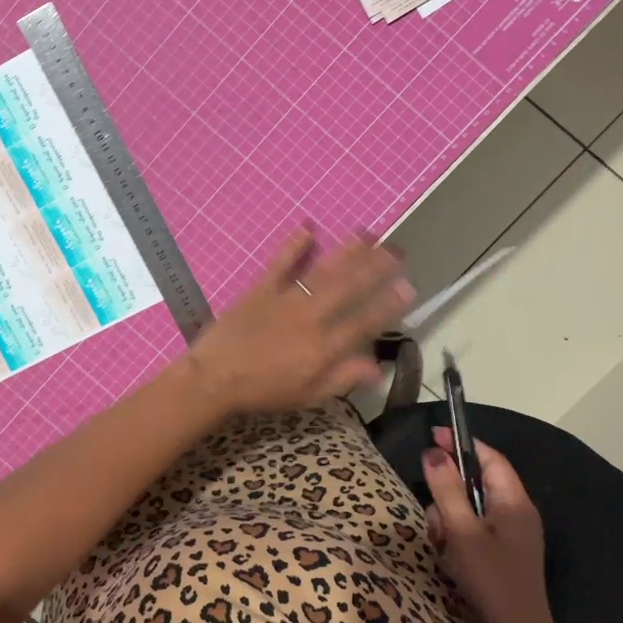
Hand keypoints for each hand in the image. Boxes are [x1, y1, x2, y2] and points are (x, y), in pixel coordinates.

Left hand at [182, 225, 413, 413]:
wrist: (214, 378)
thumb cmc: (262, 391)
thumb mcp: (307, 395)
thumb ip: (342, 378)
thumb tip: (378, 366)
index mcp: (324, 348)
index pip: (364, 321)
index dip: (388, 304)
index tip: (409, 286)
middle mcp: (310, 318)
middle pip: (348, 287)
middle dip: (375, 267)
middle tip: (396, 249)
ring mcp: (284, 300)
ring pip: (322, 272)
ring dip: (346, 252)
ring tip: (367, 235)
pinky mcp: (259, 290)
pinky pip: (279, 264)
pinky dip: (294, 245)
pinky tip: (308, 227)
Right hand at [423, 428, 552, 622]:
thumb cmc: (491, 580)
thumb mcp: (462, 531)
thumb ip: (446, 489)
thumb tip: (433, 451)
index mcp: (514, 502)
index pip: (490, 457)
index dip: (462, 443)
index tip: (431, 435)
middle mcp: (517, 512)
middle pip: (476, 482)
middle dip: (448, 492)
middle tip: (435, 516)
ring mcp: (512, 534)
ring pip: (470, 506)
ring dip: (449, 517)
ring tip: (443, 543)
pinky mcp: (503, 552)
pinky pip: (474, 527)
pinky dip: (457, 534)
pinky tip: (450, 555)